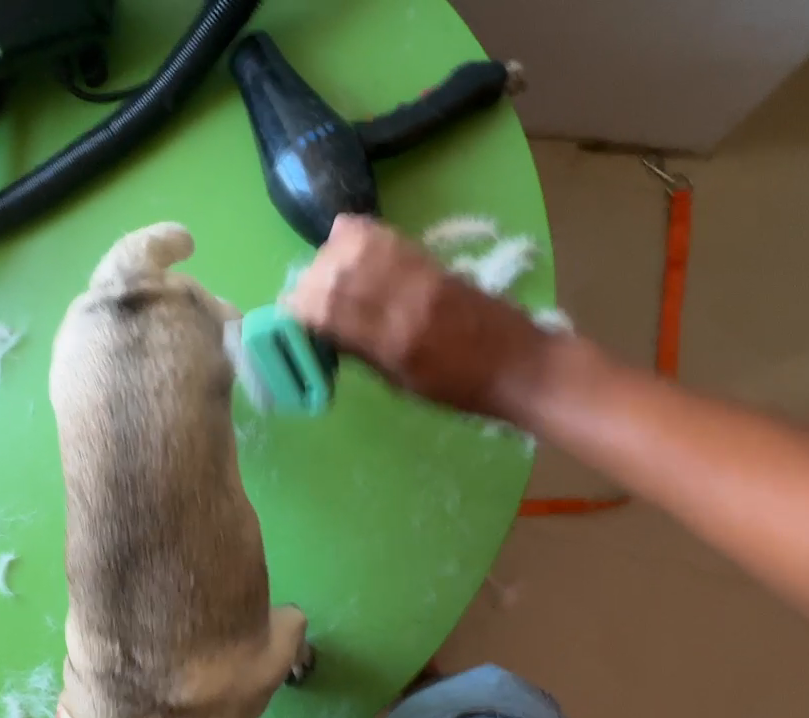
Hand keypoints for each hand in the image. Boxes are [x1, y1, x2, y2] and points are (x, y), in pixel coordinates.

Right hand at [287, 214, 555, 419]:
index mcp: (394, 341)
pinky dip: (358, 236)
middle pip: (337, 272)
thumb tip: (320, 331)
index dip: (299, 308)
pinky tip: (345, 242)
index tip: (287, 317)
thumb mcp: (400, 382)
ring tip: (323, 272)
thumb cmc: (457, 389)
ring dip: (330, 256)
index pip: (329, 309)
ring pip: (358, 247)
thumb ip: (360, 351)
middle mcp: (404, 300)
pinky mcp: (433, 261)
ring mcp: (421, 275)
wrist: (520, 366)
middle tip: (303, 297)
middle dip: (309, 282)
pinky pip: (386, 236)